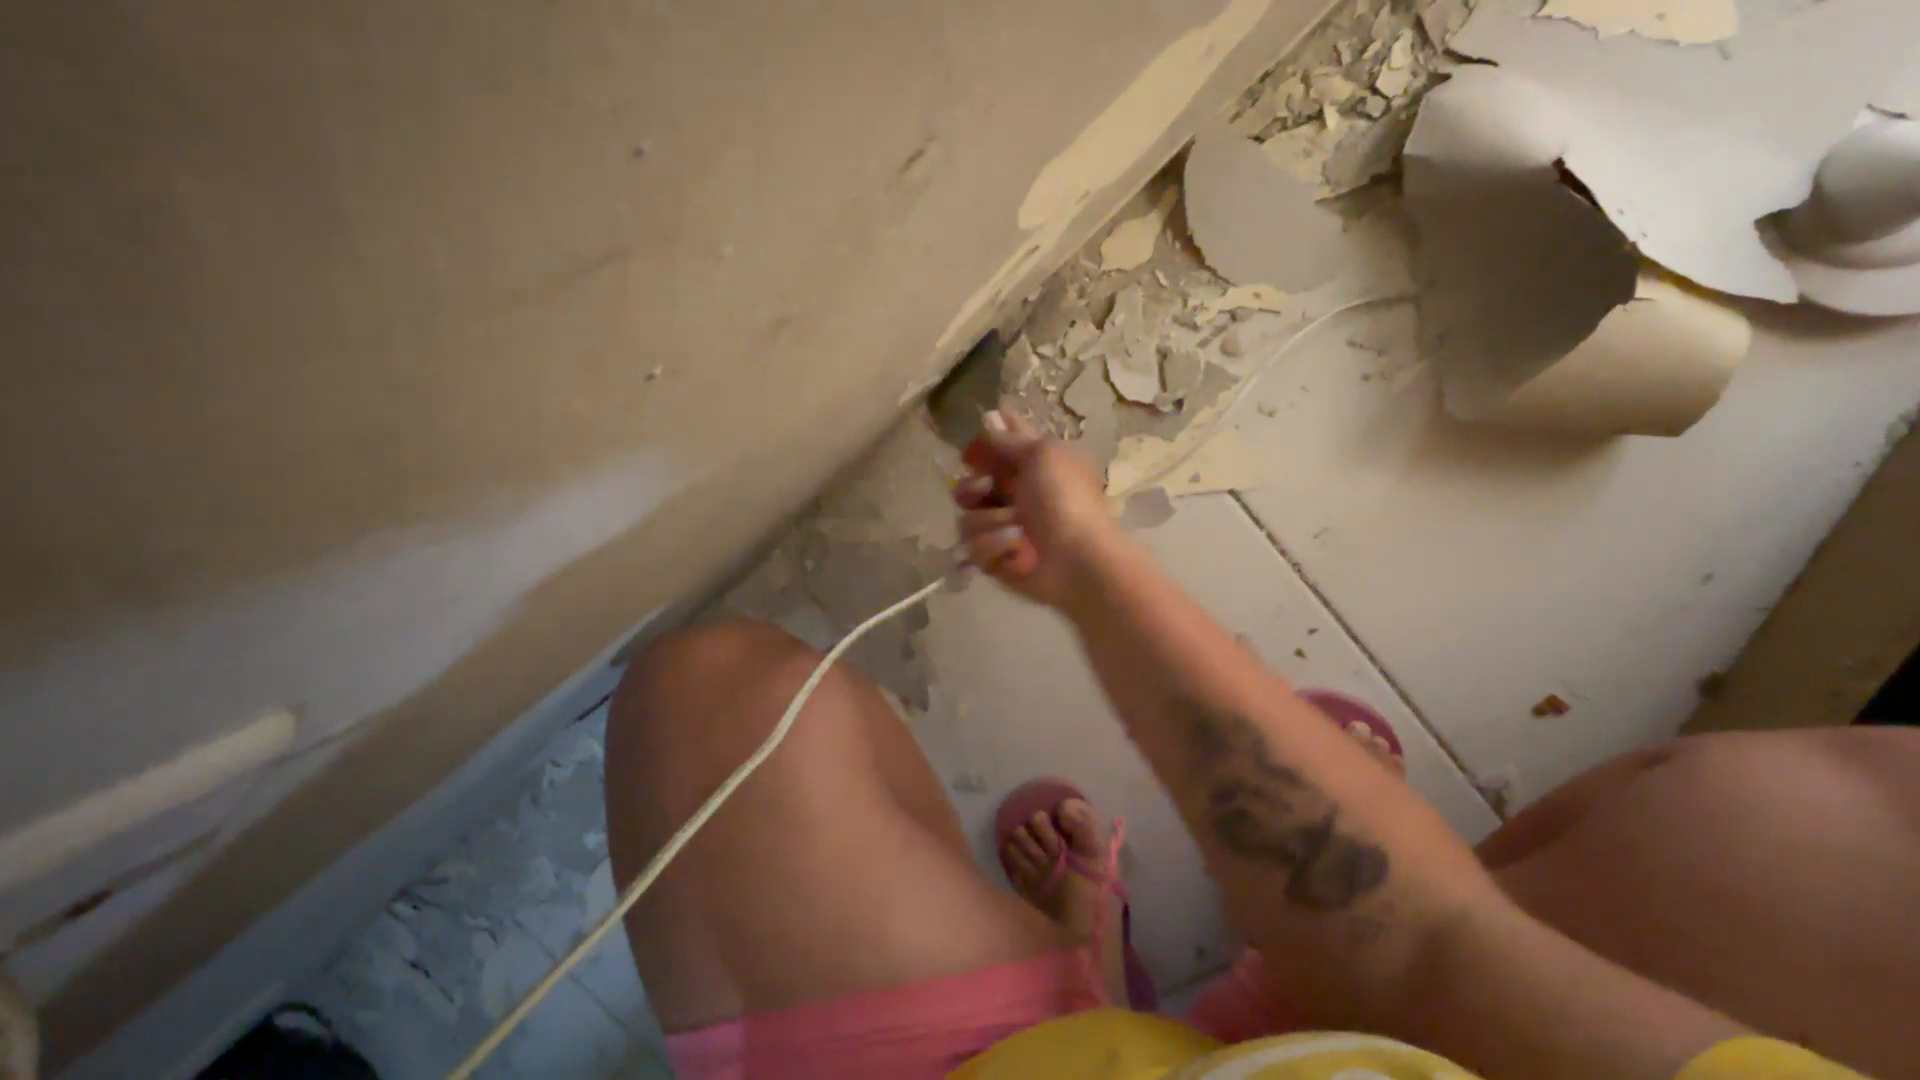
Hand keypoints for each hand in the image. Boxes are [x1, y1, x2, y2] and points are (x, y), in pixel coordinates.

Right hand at [953, 408, 1117, 607]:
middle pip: (970, 484)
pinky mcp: (996, 558)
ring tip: (1016, 529)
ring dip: (989, 521)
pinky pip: (974, 546)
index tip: (974, 452)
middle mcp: (1015, 495)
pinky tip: (1017, 550)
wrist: (1077, 559)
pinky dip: (995, 547)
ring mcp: (1003, 529)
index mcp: (1032, 466)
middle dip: (971, 488)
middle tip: (984, 490)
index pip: (999, 447)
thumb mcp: (1042, 454)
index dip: (982, 447)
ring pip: (967, 517)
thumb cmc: (1065, 500)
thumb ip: (1010, 439)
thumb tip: (990, 415)